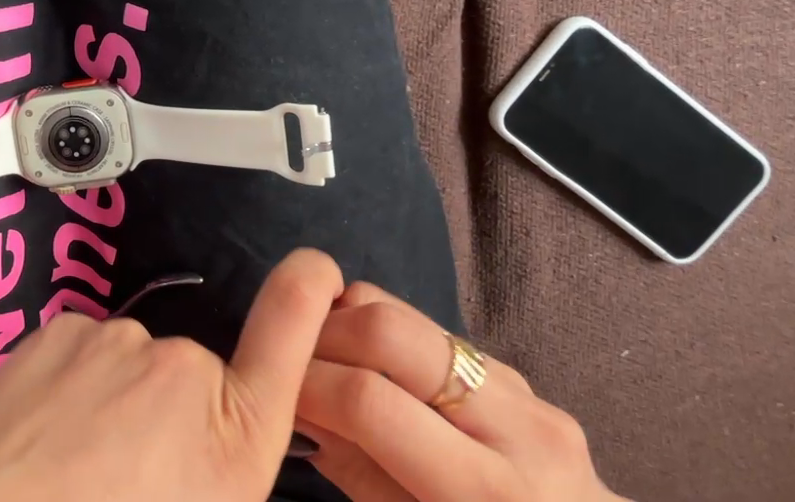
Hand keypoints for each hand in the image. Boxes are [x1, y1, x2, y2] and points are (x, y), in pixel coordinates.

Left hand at [0, 249, 344, 501]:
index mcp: (232, 432)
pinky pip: (85, 353)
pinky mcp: (63, 327)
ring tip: (73, 462)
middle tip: (123, 474)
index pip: (289, 333)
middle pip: (190, 379)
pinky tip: (46, 432)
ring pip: (129, 367)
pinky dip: (73, 383)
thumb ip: (218, 467)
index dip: (308, 291)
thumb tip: (199, 452)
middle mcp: (183, 370)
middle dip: (166, 415)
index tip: (317, 266)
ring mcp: (119, 340)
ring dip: (113, 401)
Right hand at [297, 282, 626, 501]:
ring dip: (344, 323)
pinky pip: (426, 330)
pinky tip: (363, 368)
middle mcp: (517, 425)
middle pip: (388, 330)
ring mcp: (524, 390)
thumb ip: (353, 471)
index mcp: (489, 493)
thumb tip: (289, 405)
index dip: (305, 385)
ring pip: (403, 312)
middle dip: (321, 333)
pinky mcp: (516, 373)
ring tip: (317, 357)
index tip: (270, 387)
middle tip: (288, 358)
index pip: (370, 401)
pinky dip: (376, 335)